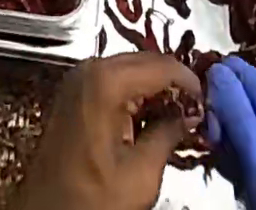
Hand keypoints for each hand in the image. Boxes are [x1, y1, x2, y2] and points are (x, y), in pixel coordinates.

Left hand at [12, 53, 201, 209]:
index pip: (159, 65)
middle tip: (198, 109)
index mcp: (106, 81)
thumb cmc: (93, 198)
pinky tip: (150, 115)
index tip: (209, 101)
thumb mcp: (140, 175)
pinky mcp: (74, 89)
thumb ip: (167, 136)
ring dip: (154, 85)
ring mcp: (78, 76)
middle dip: (172, 81)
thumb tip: (188, 115)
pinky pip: (111, 78)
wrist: (46, 208)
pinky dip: (134, 91)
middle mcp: (90, 68)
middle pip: (142, 61)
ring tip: (179, 114)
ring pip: (127, 67)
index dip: (188, 80)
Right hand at [203, 57, 255, 209]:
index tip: (208, 114)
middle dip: (217, 115)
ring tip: (227, 164)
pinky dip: (229, 154)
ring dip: (221, 138)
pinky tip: (234, 174)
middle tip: (216, 143)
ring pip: (230, 117)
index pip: (236, 68)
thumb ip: (237, 111)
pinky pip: (237, 139)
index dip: (215, 84)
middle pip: (231, 92)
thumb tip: (214, 66)